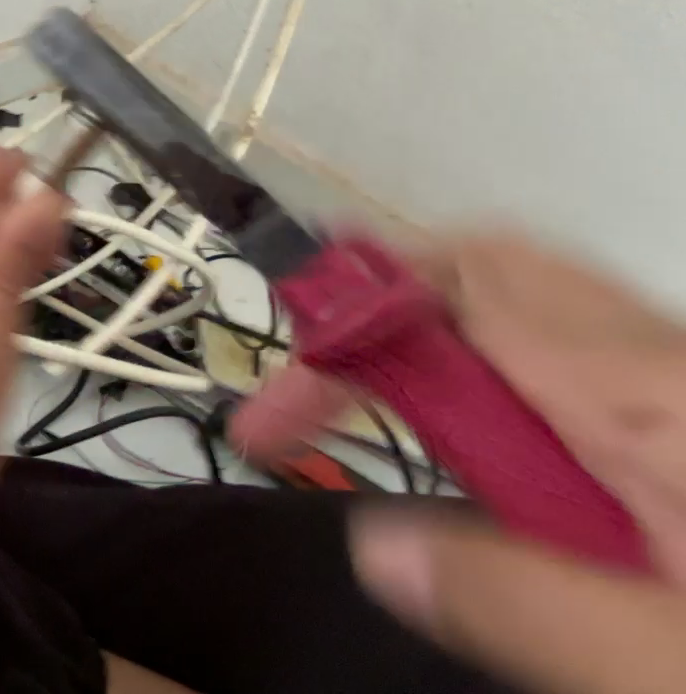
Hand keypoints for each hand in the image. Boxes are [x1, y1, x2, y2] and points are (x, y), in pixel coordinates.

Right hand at [234, 235, 685, 693]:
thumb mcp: (684, 668)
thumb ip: (525, 606)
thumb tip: (378, 550)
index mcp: (660, 400)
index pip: (464, 276)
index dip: (349, 307)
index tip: (284, 386)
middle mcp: (675, 370)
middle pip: (489, 275)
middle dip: (380, 324)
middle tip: (320, 406)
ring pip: (526, 328)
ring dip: (434, 375)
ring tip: (401, 452)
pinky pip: (575, 378)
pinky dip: (499, 408)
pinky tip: (512, 489)